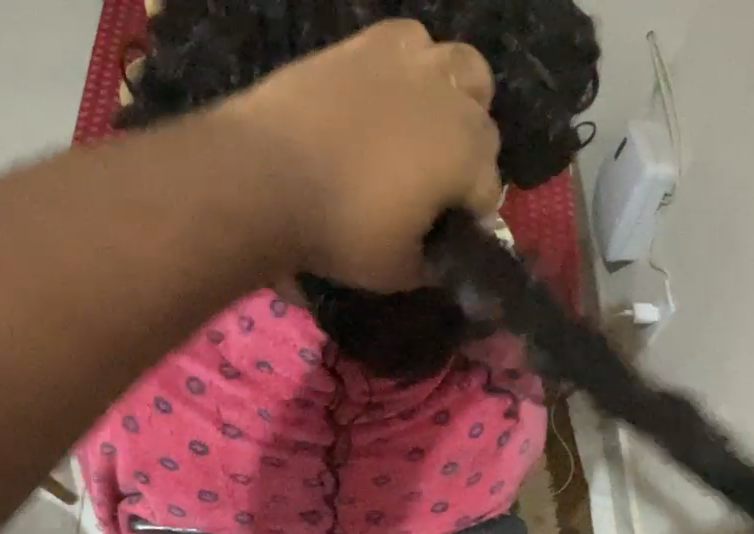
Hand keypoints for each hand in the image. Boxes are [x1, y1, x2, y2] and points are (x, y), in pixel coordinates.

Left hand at [219, 19, 504, 291]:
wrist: (265, 179)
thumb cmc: (339, 232)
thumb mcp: (396, 272)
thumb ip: (431, 264)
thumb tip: (441, 260)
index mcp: (467, 157)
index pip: (489, 191)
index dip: (469, 217)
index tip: (444, 233)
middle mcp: (453, 102)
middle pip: (483, 129)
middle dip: (467, 159)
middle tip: (430, 187)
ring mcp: (412, 64)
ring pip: (461, 70)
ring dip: (454, 99)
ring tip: (423, 126)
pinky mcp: (369, 45)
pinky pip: (410, 42)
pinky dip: (410, 65)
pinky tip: (388, 91)